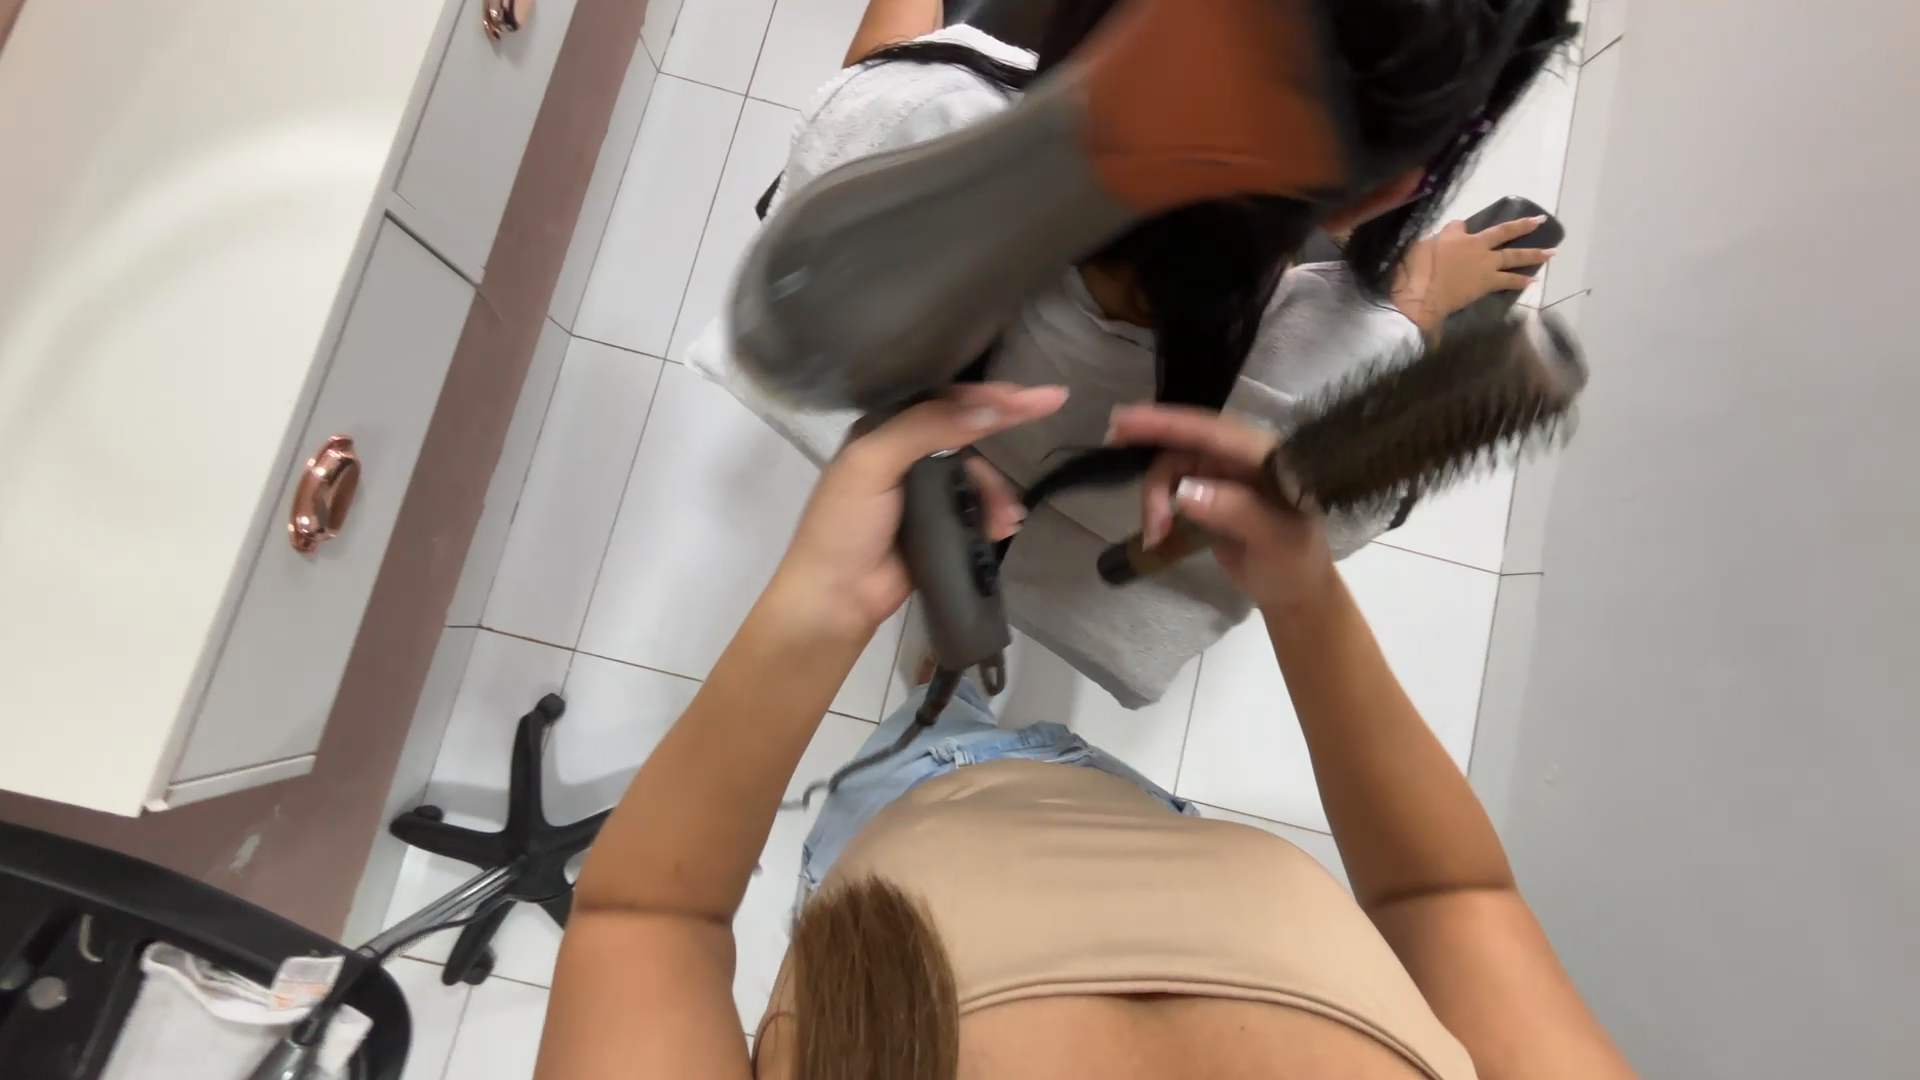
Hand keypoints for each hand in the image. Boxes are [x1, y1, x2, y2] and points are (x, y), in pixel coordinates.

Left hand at [770, 383, 1067, 638]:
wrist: (837, 597)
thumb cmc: (844, 525)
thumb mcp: (874, 463)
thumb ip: (927, 429)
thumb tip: (990, 409)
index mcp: (884, 428)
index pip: (942, 399)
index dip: (986, 394)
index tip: (1031, 395)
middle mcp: (905, 452)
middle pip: (967, 431)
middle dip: (1001, 434)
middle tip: (1046, 413)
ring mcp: (924, 490)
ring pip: (976, 473)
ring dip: (998, 489)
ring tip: (1008, 515)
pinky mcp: (939, 524)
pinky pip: (977, 507)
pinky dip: (994, 514)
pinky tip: (1004, 527)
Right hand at [1113, 404, 1335, 612]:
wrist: (1293, 589)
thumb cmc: (1295, 564)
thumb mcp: (1274, 540)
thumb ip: (1235, 511)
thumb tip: (1185, 491)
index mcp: (1267, 456)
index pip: (1213, 431)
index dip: (1168, 422)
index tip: (1124, 419)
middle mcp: (1241, 456)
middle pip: (1182, 449)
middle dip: (1155, 479)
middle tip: (1150, 524)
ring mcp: (1222, 473)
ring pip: (1170, 469)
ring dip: (1154, 501)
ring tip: (1156, 537)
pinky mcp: (1207, 491)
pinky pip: (1170, 486)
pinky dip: (1156, 507)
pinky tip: (1157, 534)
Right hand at [1391, 216, 1553, 335]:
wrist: (1420, 298)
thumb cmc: (1411, 275)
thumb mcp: (1412, 252)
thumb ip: (1426, 246)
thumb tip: (1430, 245)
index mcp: (1454, 238)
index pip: (1458, 226)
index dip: (1456, 229)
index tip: (1455, 230)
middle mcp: (1475, 246)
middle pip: (1503, 232)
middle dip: (1521, 226)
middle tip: (1539, 221)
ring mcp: (1484, 265)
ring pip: (1513, 256)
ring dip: (1533, 253)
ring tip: (1551, 252)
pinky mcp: (1487, 283)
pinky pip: (1508, 281)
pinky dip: (1520, 281)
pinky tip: (1532, 281)